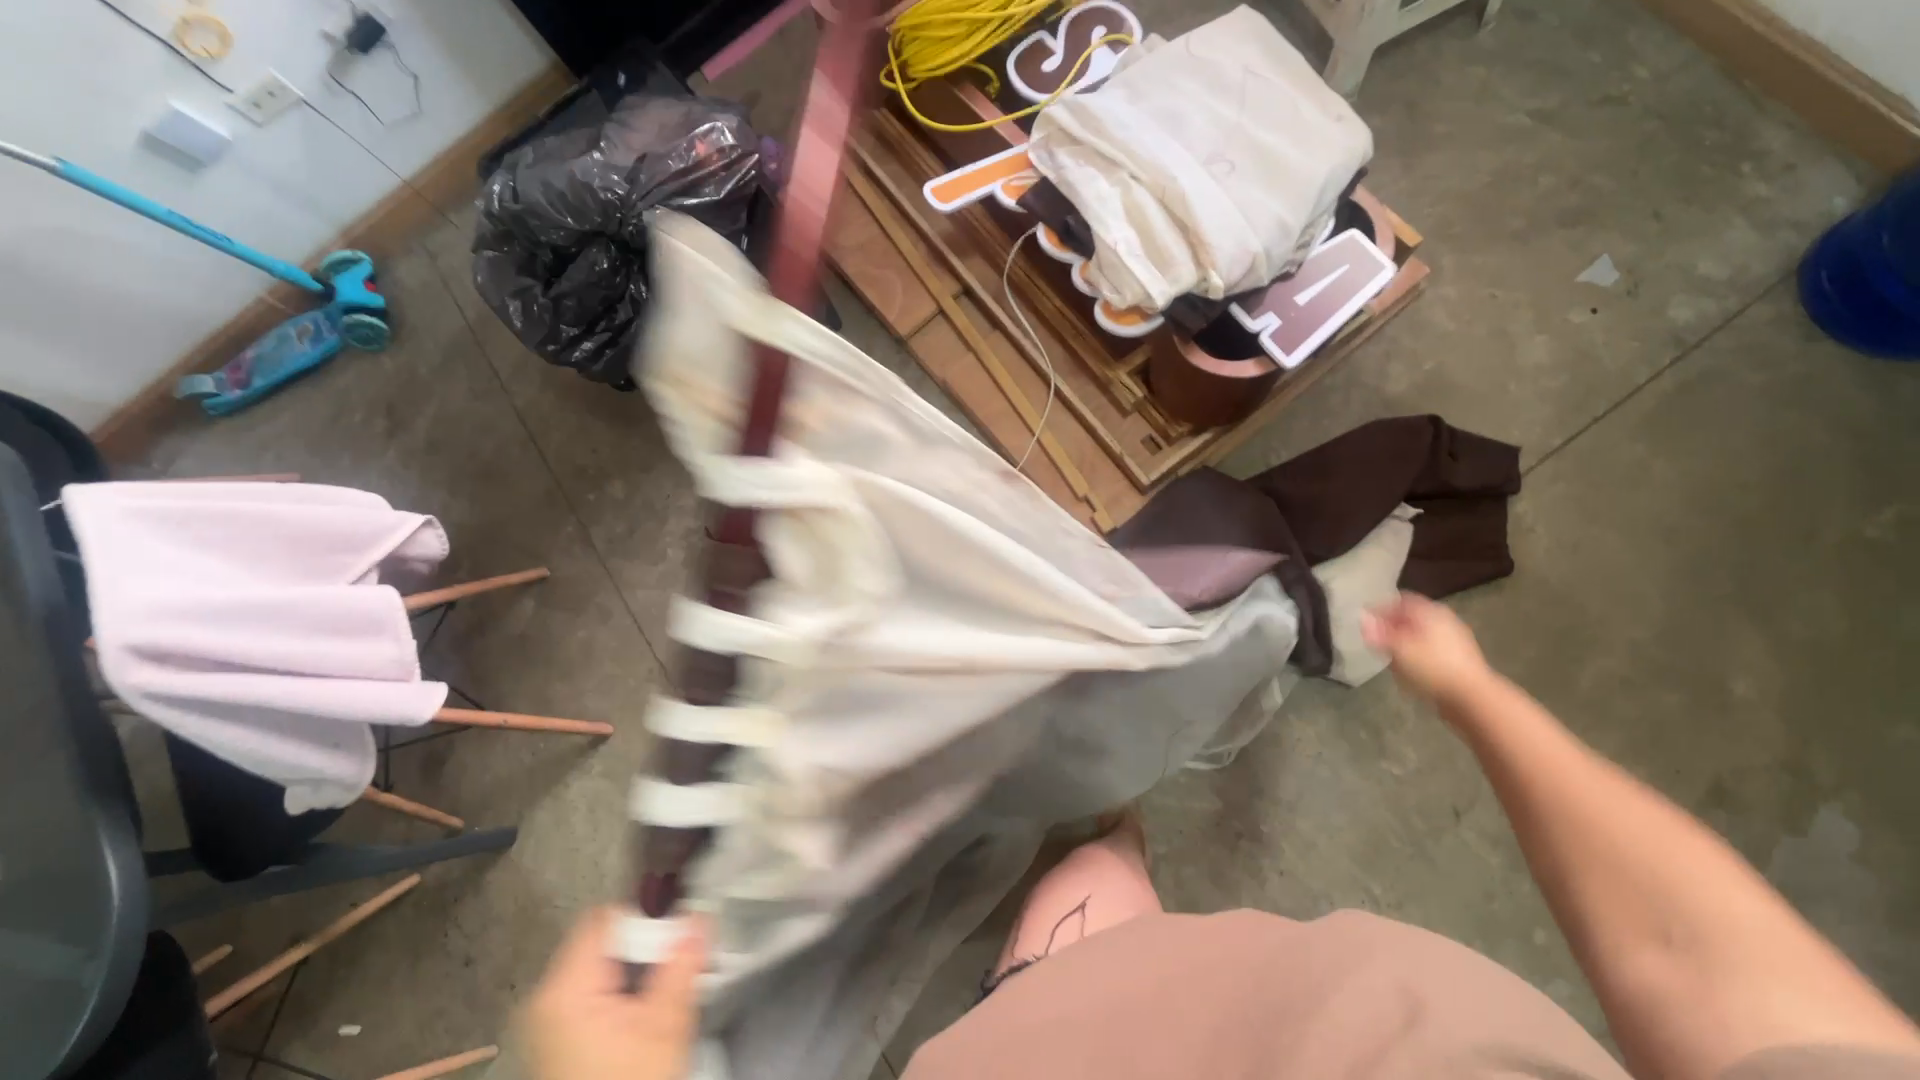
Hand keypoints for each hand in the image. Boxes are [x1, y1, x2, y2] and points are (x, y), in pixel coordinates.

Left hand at [525, 908, 706, 1079]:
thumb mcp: (665, 1027)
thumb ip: (682, 965)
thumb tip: (699, 916)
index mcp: (564, 989)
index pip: (604, 919)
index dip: (646, 916)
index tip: (680, 934)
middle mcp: (545, 998)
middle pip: (602, 942)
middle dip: (646, 947)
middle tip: (683, 963)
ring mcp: (546, 1022)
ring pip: (600, 968)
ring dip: (638, 971)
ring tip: (669, 991)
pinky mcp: (556, 1041)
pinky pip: (592, 994)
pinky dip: (623, 994)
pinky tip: (647, 1017)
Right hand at [1361, 592, 1494, 708]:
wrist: (1472, 697)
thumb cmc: (1432, 667)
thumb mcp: (1398, 649)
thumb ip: (1378, 633)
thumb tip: (1362, 618)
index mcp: (1431, 612)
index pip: (1401, 600)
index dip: (1381, 608)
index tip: (1366, 623)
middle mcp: (1444, 620)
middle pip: (1412, 618)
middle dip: (1392, 628)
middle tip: (1376, 641)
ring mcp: (1454, 640)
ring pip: (1422, 635)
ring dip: (1404, 643)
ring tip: (1391, 659)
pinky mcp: (1459, 659)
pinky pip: (1431, 651)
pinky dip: (1418, 656)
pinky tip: (1411, 671)